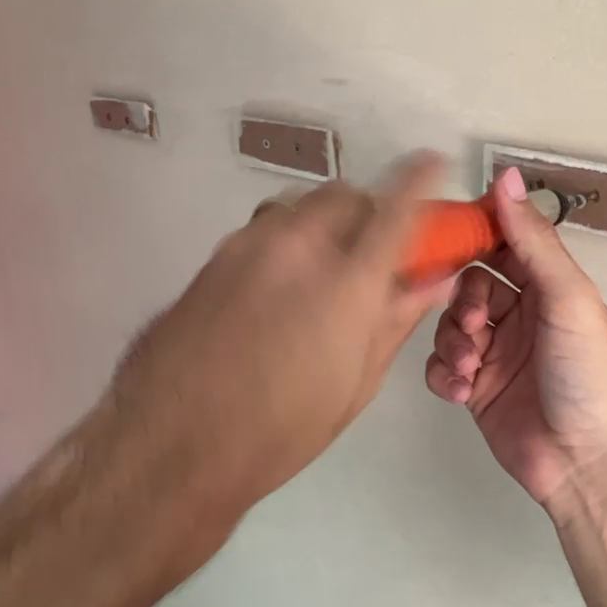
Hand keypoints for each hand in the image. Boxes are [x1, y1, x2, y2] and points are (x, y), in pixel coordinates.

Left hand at [102, 153, 452, 522]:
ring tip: (328, 267)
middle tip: (376, 251)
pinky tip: (283, 286)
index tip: (433, 163)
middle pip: (344, 196)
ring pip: (300, 206)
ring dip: (325, 222)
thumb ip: (394, 322)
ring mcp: (248, 245)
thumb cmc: (280, 431)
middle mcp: (298, 246)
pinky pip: (265, 228)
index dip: (420, 181)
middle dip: (369, 211)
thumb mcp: (354, 386)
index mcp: (347, 283)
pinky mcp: (214, 257)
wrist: (172, 442)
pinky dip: (289, 239)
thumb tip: (432, 281)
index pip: (396, 210)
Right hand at [424, 167, 606, 517]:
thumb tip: (506, 178)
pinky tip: (461, 390)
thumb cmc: (590, 378)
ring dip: (451, 342)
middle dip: (462, 301)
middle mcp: (522, 317)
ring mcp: (497, 355)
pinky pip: (442, 368)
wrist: (585, 461)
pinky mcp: (476, 391)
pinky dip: (443, 375)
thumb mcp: (568, 299)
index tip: (448, 235)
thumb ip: (533, 241)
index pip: (504, 246)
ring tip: (469, 367)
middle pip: (469, 286)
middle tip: (475, 325)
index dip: (476, 237)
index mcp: (550, 290)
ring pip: (450, 327)